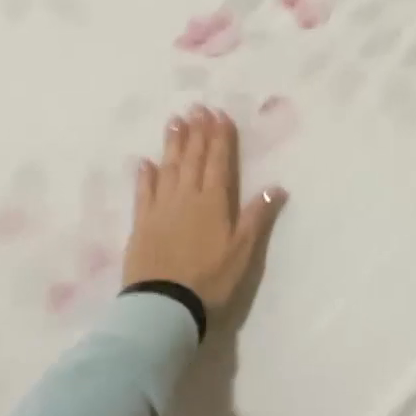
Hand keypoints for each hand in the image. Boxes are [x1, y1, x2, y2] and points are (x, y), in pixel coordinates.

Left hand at [123, 105, 287, 309]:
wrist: (163, 307)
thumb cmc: (210, 278)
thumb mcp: (243, 250)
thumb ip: (257, 216)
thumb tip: (276, 186)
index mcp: (214, 201)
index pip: (218, 161)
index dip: (220, 137)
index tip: (219, 114)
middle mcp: (186, 197)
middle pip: (193, 159)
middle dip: (197, 132)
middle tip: (196, 108)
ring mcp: (160, 209)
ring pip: (168, 169)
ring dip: (173, 145)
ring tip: (175, 122)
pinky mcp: (140, 225)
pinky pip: (143, 193)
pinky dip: (145, 176)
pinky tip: (144, 162)